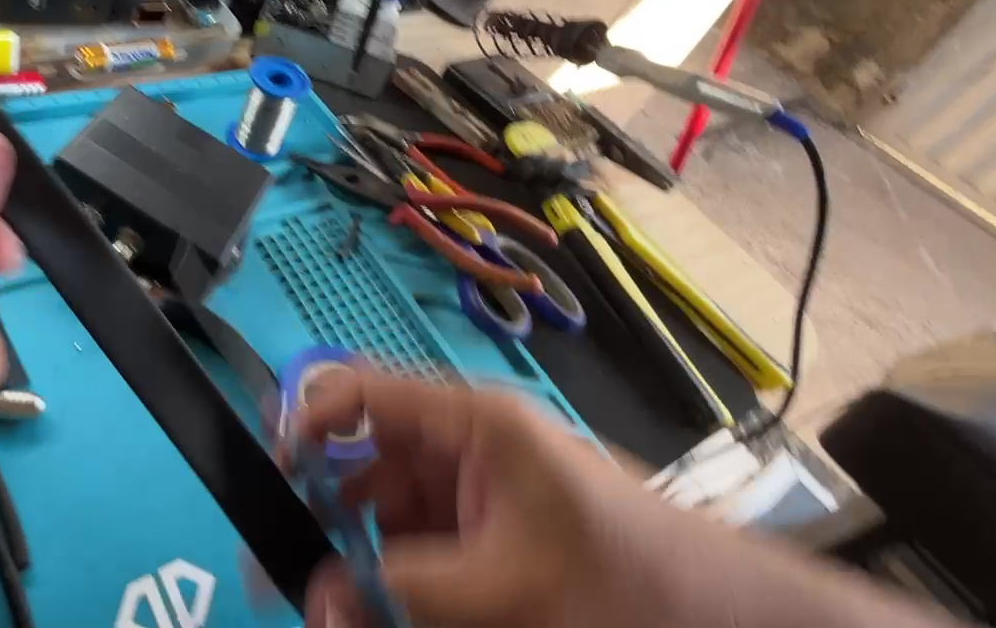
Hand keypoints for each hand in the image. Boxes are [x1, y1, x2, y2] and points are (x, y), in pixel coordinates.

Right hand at [295, 372, 960, 627]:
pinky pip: (412, 542)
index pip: (361, 391)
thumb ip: (406, 591)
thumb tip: (312, 598)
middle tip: (291, 568)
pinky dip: (389, 574)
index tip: (271, 479)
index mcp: (465, 420)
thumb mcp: (510, 589)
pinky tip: (379, 607)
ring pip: (381, 506)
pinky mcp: (478, 529)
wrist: (725, 621)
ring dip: (353, 551)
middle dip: (323, 507)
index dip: (306, 420)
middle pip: (362, 454)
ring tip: (333, 602)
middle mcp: (456, 441)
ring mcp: (466, 486)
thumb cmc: (624, 581)